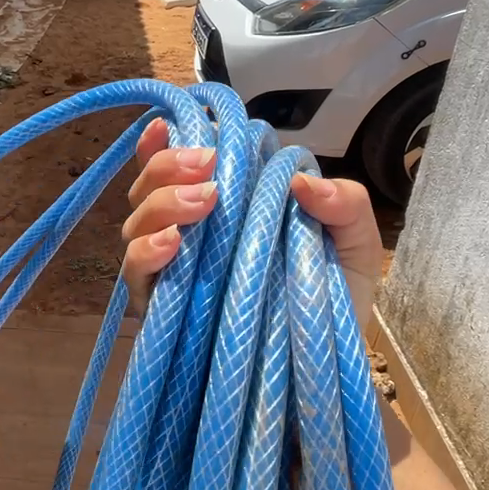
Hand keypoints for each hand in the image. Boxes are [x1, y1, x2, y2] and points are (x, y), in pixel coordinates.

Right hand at [119, 118, 383, 320]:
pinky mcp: (159, 305)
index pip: (176, 168)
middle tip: (207, 167)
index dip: (161, 143)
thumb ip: (344, 205)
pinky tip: (171, 244)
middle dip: (166, 167)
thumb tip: (305, 182)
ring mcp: (168, 268)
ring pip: (135, 224)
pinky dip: (146, 252)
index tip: (171, 124)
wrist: (326, 364)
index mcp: (221, 207)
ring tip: (204, 202)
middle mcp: (185, 232)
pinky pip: (136, 272)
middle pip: (147, 187)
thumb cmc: (330, 297)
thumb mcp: (353, 244)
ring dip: (162, 204)